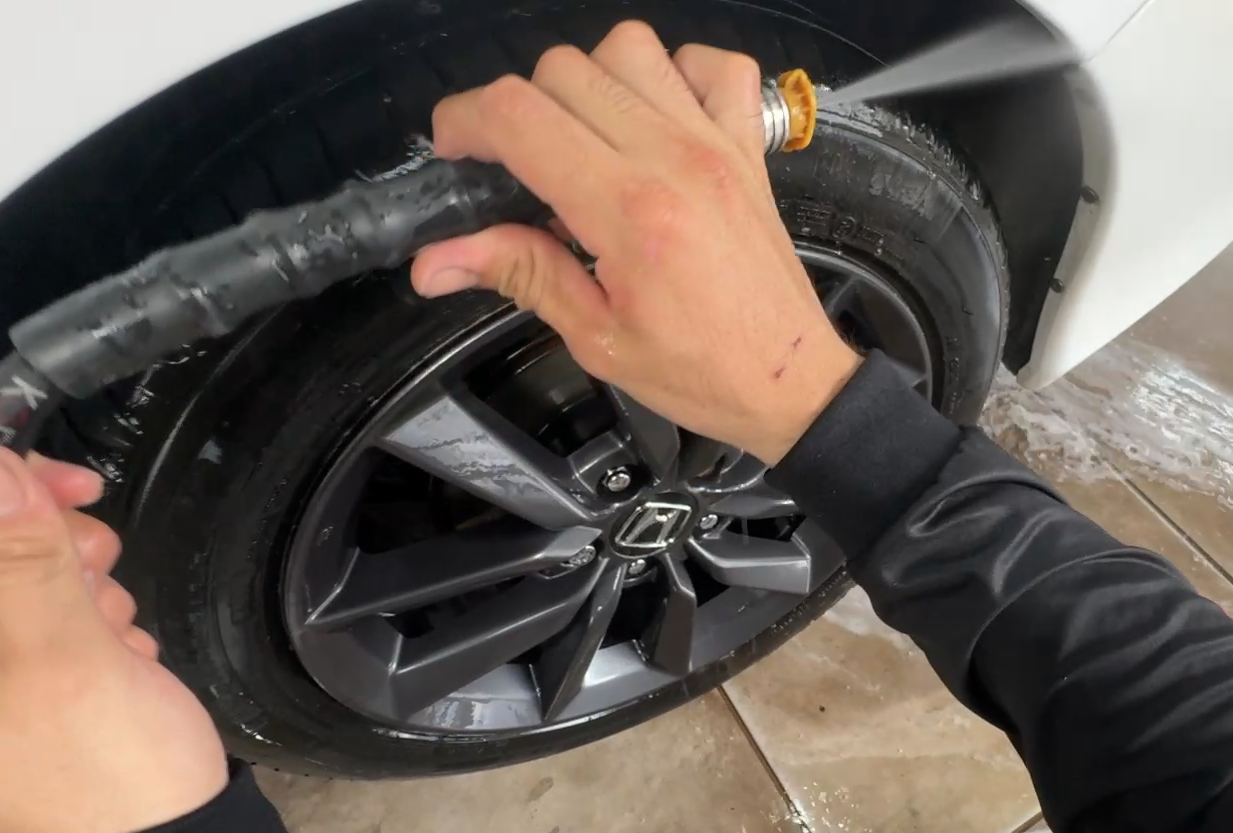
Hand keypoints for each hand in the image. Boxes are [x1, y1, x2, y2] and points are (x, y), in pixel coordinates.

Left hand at [0, 441, 227, 832]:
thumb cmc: (99, 763)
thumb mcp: (60, 658)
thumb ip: (13, 559)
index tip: (76, 489)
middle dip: (39, 532)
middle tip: (97, 570)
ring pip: (4, 558)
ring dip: (74, 573)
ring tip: (108, 626)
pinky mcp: (4, 666)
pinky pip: (38, 598)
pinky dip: (87, 606)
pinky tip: (112, 647)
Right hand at [410, 21, 858, 464]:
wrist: (790, 384)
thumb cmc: (708, 374)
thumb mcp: (601, 341)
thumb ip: (524, 278)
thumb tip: (442, 260)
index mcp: (629, 212)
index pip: (518, 116)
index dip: (465, 121)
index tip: (458, 151)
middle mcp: (674, 161)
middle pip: (562, 71)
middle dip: (519, 111)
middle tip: (521, 170)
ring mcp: (717, 148)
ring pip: (629, 48)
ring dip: (590, 83)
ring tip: (586, 145)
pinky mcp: (750, 152)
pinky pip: (717, 66)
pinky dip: (678, 73)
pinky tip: (659, 121)